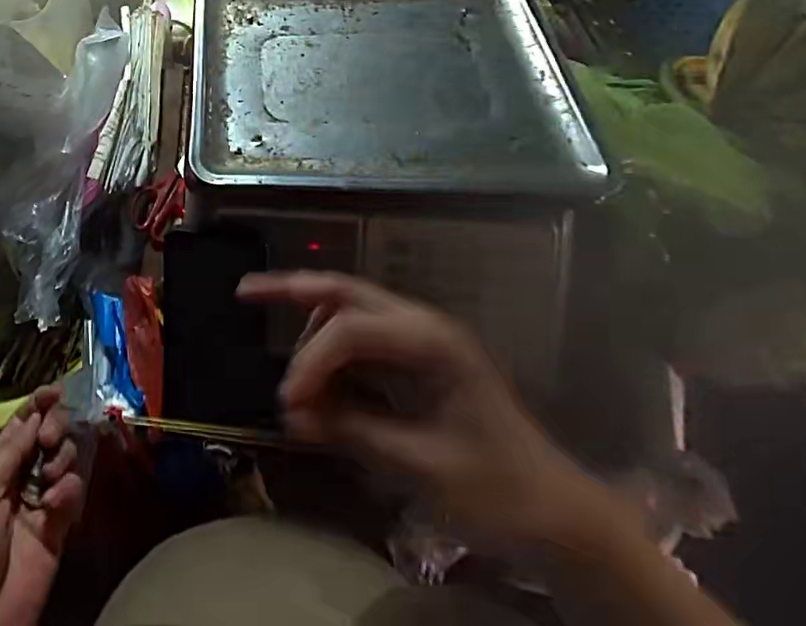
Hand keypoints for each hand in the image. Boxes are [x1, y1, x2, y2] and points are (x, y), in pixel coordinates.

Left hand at [0, 384, 84, 625]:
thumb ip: (8, 454)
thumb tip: (32, 415)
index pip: (18, 426)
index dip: (36, 406)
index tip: (55, 390)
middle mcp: (18, 480)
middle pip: (45, 438)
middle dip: (53, 427)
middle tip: (50, 437)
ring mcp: (39, 504)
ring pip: (63, 461)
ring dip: (63, 455)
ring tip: (52, 470)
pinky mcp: (58, 530)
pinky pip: (72, 495)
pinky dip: (70, 488)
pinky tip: (59, 498)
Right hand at [238, 272, 609, 548]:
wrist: (560, 517)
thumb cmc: (500, 492)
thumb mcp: (424, 467)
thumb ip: (354, 432)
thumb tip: (292, 413)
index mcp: (433, 343)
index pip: (351, 330)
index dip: (311, 361)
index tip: (287, 402)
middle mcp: (423, 328)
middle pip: (346, 292)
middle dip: (293, 289)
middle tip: (245, 292)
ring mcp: (420, 342)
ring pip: (349, 312)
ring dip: (311, 330)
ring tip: (291, 375)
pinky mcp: (415, 363)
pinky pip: (360, 341)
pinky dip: (329, 352)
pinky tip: (314, 378)